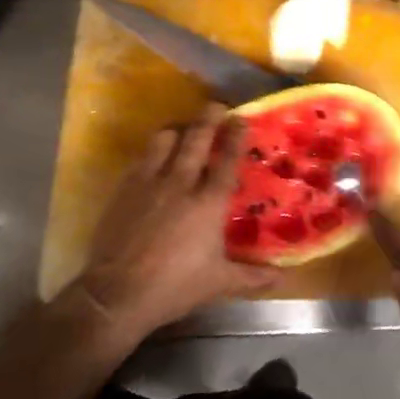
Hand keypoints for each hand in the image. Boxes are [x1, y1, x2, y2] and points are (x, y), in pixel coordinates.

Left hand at [79, 105, 279, 334]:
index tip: (241, 117)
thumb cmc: (174, 286)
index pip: (226, 160)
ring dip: (177, 130)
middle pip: (196, 139)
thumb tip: (283, 278)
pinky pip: (141, 158)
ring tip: (184, 130)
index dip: (235, 136)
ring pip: (164, 140)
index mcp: (208, 202)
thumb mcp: (219, 283)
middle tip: (216, 106)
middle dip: (208, 118)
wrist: (117, 292)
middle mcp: (180, 183)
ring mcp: (148, 182)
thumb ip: (252, 276)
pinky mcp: (124, 189)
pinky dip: (152, 152)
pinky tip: (154, 159)